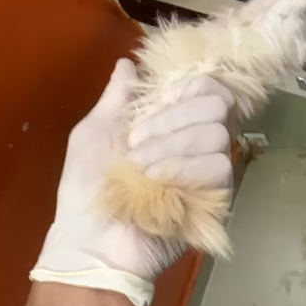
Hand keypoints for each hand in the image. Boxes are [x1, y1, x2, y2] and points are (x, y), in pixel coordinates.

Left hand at [29, 59, 232, 305]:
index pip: (207, 85)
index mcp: (172, 119)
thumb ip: (116, 96)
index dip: (189, 86)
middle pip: (216, 103)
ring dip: (172, 146)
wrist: (90, 243)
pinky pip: (218, 165)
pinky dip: (183, 168)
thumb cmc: (87, 187)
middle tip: (138, 141)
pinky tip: (156, 182)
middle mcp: (196, 138)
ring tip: (141, 168)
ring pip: (216, 133)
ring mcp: (209, 167)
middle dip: (174, 118)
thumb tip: (128, 62)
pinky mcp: (215, 197)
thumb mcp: (94, 132)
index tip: (162, 98)